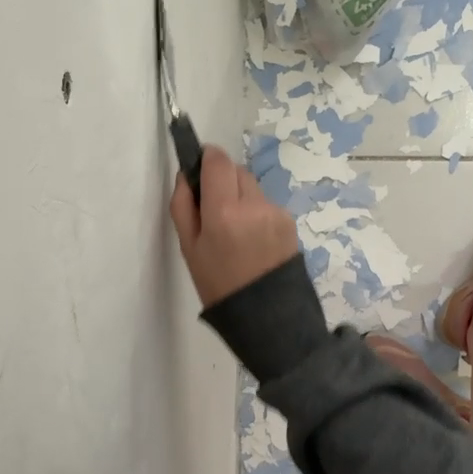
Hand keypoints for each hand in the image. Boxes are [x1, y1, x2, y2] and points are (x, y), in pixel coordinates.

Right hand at [169, 145, 301, 307]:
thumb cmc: (218, 284)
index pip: (217, 161)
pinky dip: (256, 213)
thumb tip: (185, 175)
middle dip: (223, 180)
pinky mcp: (289, 221)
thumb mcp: (189, 248)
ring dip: (240, 196)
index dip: (207, 158)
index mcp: (223, 211)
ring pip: (252, 187)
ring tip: (235, 230)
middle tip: (213, 208)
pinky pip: (266, 204)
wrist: (266, 315)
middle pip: (235, 170)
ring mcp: (275, 211)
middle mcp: (253, 204)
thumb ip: (183, 206)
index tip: (200, 168)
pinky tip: (253, 240)